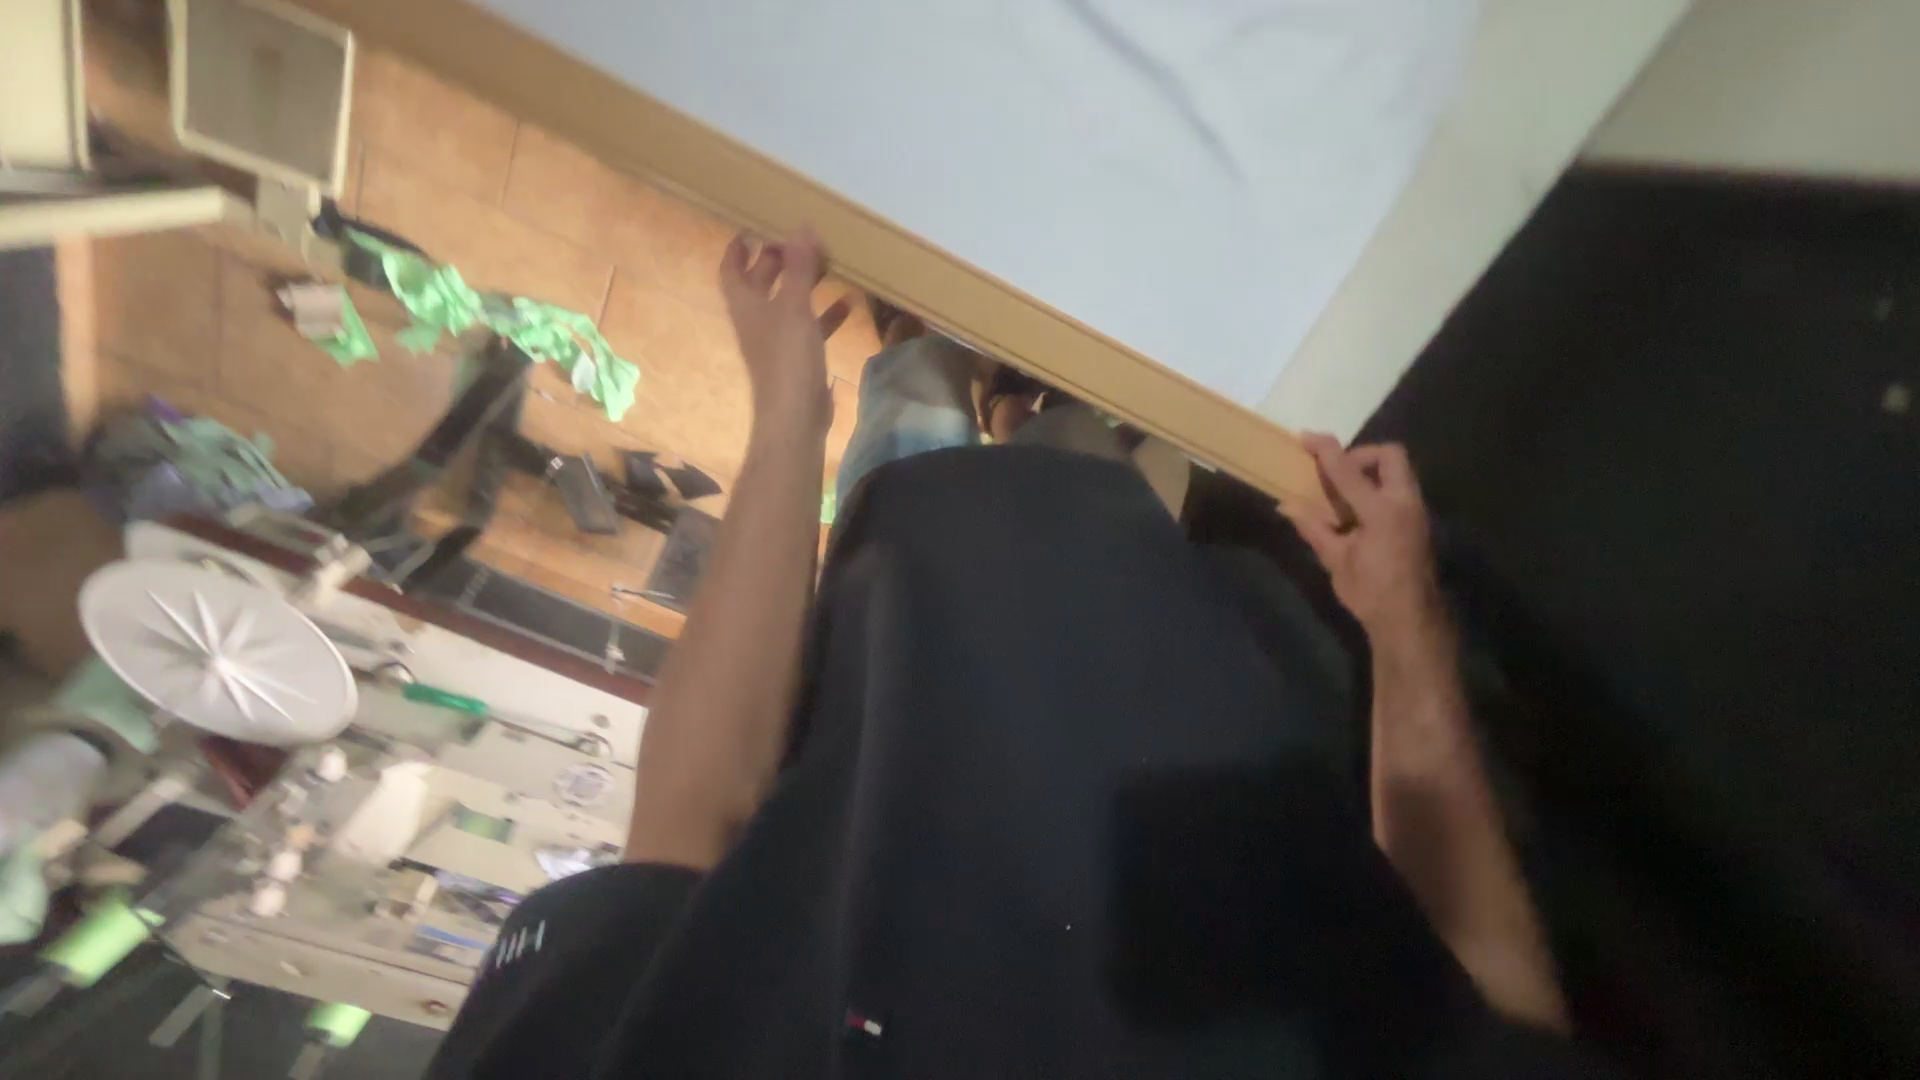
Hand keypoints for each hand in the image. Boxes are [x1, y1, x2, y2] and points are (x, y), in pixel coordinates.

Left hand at [719, 228, 852, 434]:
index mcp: (746, 306)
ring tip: (825, 265)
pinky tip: (846, 304)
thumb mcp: (794, 307)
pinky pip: (811, 329)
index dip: (737, 248)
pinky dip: (825, 315)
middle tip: (796, 241)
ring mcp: (778, 343)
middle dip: (776, 262)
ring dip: (803, 285)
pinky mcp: (799, 361)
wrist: (795, 416)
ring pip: (788, 305)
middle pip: (761, 285)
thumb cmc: (787, 358)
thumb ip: (798, 268)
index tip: (752, 228)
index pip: (731, 270)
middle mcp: (757, 322)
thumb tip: (801, 227)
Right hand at [1282, 434, 1443, 649]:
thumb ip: (1313, 527)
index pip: (1347, 469)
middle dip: (1360, 455)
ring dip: (1369, 473)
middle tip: (1335, 473)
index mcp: (1380, 509)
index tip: (1307, 436)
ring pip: (1397, 473)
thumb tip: (1285, 505)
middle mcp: (1403, 502)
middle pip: (1389, 456)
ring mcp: (1415, 511)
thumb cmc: (1370, 590)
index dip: (1326, 449)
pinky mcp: (1416, 522)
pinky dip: (1375, 490)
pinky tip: (1354, 514)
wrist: (1409, 618)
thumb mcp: (1335, 559)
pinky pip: (1397, 491)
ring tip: (1341, 494)